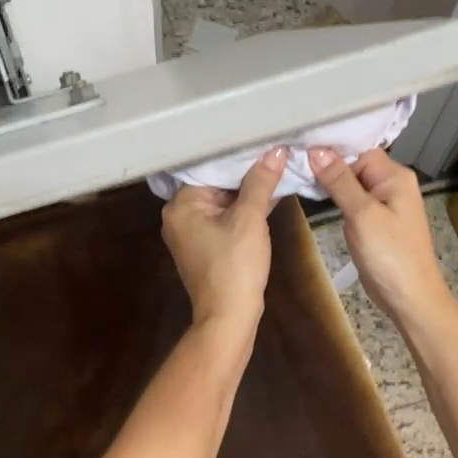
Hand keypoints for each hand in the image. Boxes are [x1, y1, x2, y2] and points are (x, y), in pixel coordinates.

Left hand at [162, 147, 288, 325]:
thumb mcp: (250, 219)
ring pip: (222, 202)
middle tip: (273, 151)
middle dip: (244, 173)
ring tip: (277, 168)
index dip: (237, 156)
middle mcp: (179, 216)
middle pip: (215, 185)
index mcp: (181, 205)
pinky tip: (271, 196)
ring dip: (247, 192)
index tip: (261, 141)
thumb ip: (261, 182)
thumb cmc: (235, 264)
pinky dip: (244, 210)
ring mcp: (192, 234)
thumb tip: (277, 151)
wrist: (229, 316)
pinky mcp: (206, 247)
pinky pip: (225, 219)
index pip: (208, 168)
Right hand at [309, 148, 453, 325]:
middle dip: (328, 166)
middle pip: (356, 165)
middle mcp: (392, 184)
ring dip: (330, 183)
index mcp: (395, 176)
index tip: (301, 152)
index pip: (359, 151)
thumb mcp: (361, 214)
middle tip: (294, 166)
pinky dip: (337, 200)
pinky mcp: (376, 222)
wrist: (409, 297)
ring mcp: (385, 204)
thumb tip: (316, 151)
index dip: (332, 152)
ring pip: (353, 184)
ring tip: (299, 178)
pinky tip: (316, 197)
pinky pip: (354, 202)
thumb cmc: (389, 255)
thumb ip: (339, 181)